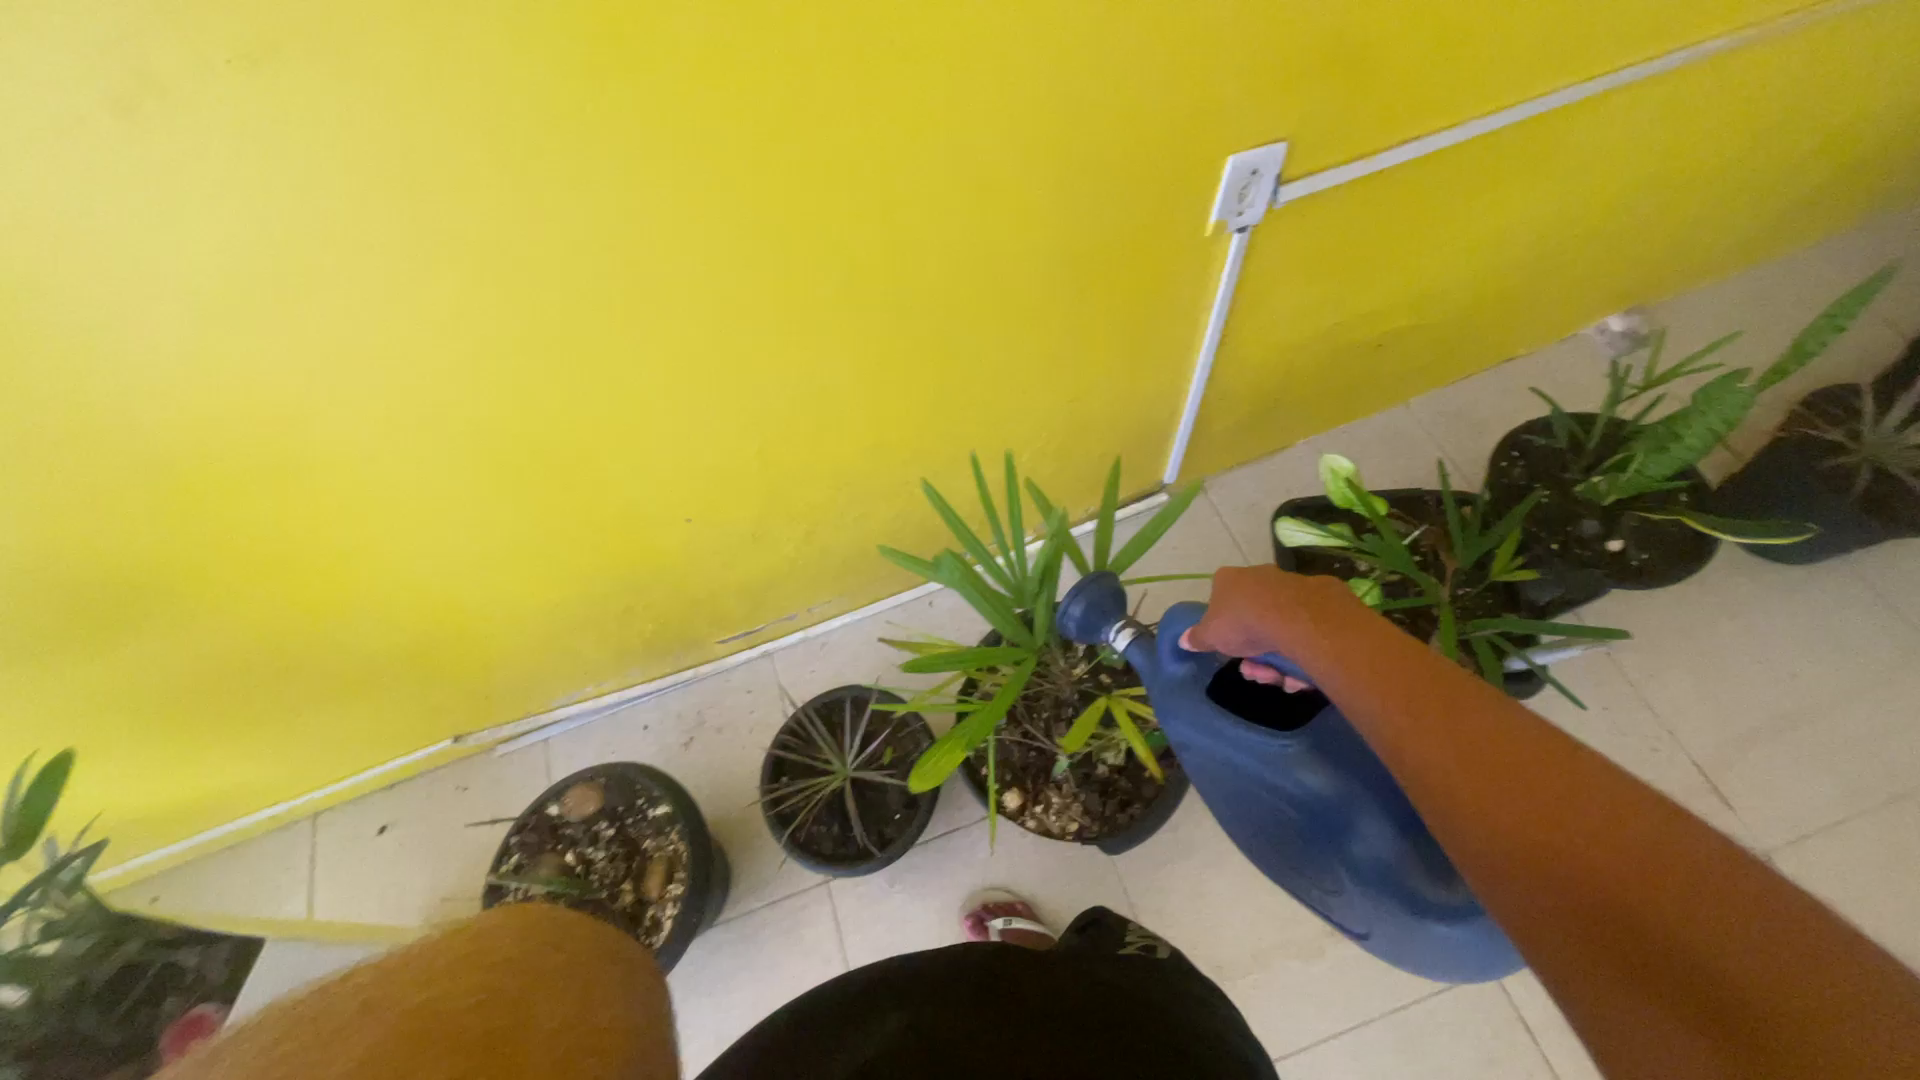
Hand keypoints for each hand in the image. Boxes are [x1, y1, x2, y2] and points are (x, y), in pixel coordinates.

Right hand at [1178, 566, 1361, 691]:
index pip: (1220, 596)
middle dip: (1253, 650)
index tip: (1228, 643)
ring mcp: (1292, 585)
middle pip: (1253, 616)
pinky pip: (1306, 631)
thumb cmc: (1244, 623)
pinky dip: (1301, 654)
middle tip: (1254, 670)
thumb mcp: (1210, 636)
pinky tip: (1300, 675)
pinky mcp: (1322, 599)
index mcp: (1230, 579)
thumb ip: (1196, 637)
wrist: (1298, 619)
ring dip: (1276, 659)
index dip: (1223, 622)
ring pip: (1280, 628)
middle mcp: (1260, 575)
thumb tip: (1183, 639)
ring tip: (1279, 679)